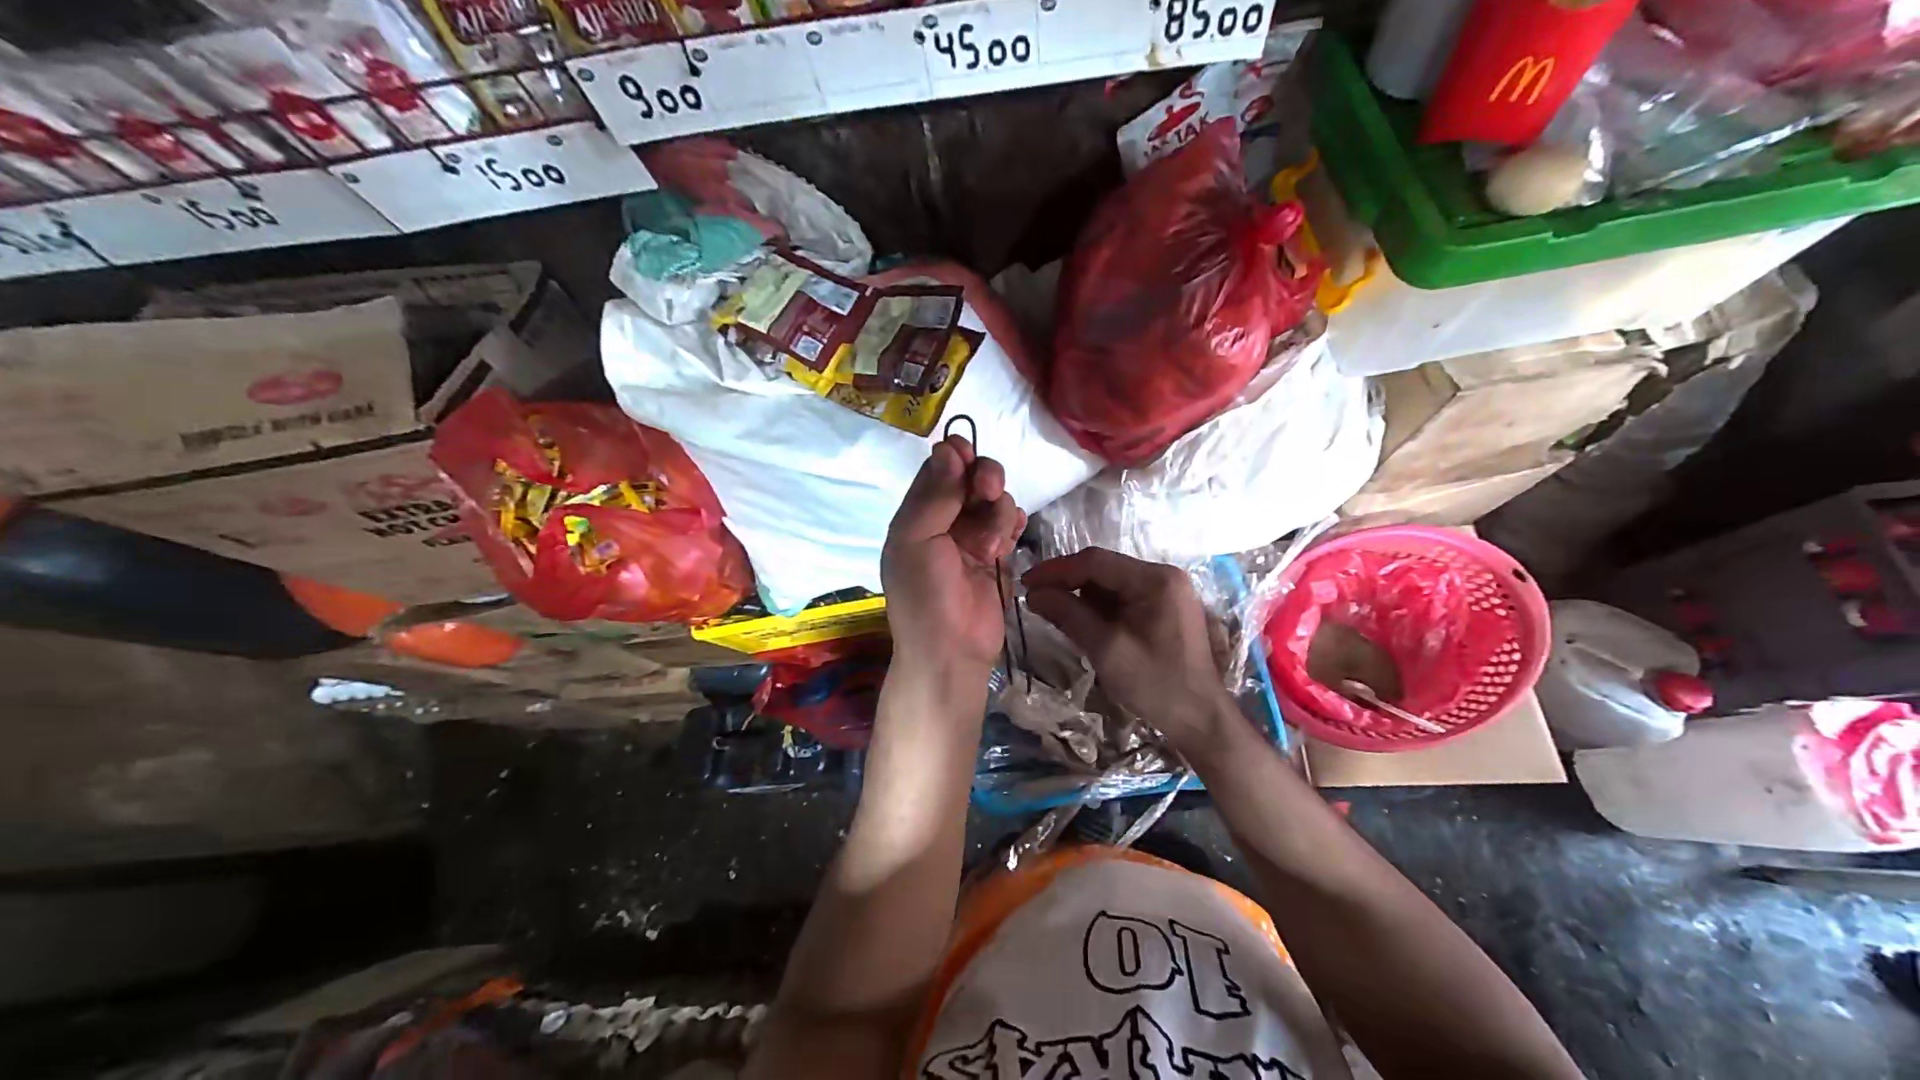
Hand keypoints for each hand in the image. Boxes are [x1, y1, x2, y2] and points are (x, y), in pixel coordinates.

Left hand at [882, 435, 1025, 679]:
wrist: (951, 651)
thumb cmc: (925, 596)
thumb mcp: (916, 540)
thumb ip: (934, 494)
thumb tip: (947, 446)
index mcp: (916, 515)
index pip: (939, 469)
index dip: (956, 456)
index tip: (968, 455)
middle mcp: (943, 521)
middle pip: (971, 478)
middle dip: (984, 478)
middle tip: (989, 490)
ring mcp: (972, 538)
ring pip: (994, 499)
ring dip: (997, 512)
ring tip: (992, 546)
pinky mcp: (997, 555)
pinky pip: (1009, 523)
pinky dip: (1012, 523)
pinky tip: (1010, 539)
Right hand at [1023, 547, 1236, 753]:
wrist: (1201, 719)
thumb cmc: (1156, 683)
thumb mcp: (1106, 648)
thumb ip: (1068, 615)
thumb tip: (1034, 594)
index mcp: (1155, 579)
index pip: (1095, 561)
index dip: (1056, 570)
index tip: (1026, 583)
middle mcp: (1163, 577)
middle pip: (1103, 569)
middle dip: (1067, 583)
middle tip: (1034, 598)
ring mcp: (1167, 593)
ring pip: (1111, 584)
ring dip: (1081, 596)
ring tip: (1053, 613)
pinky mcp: (1165, 610)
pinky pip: (1123, 599)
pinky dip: (1099, 608)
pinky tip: (1080, 622)